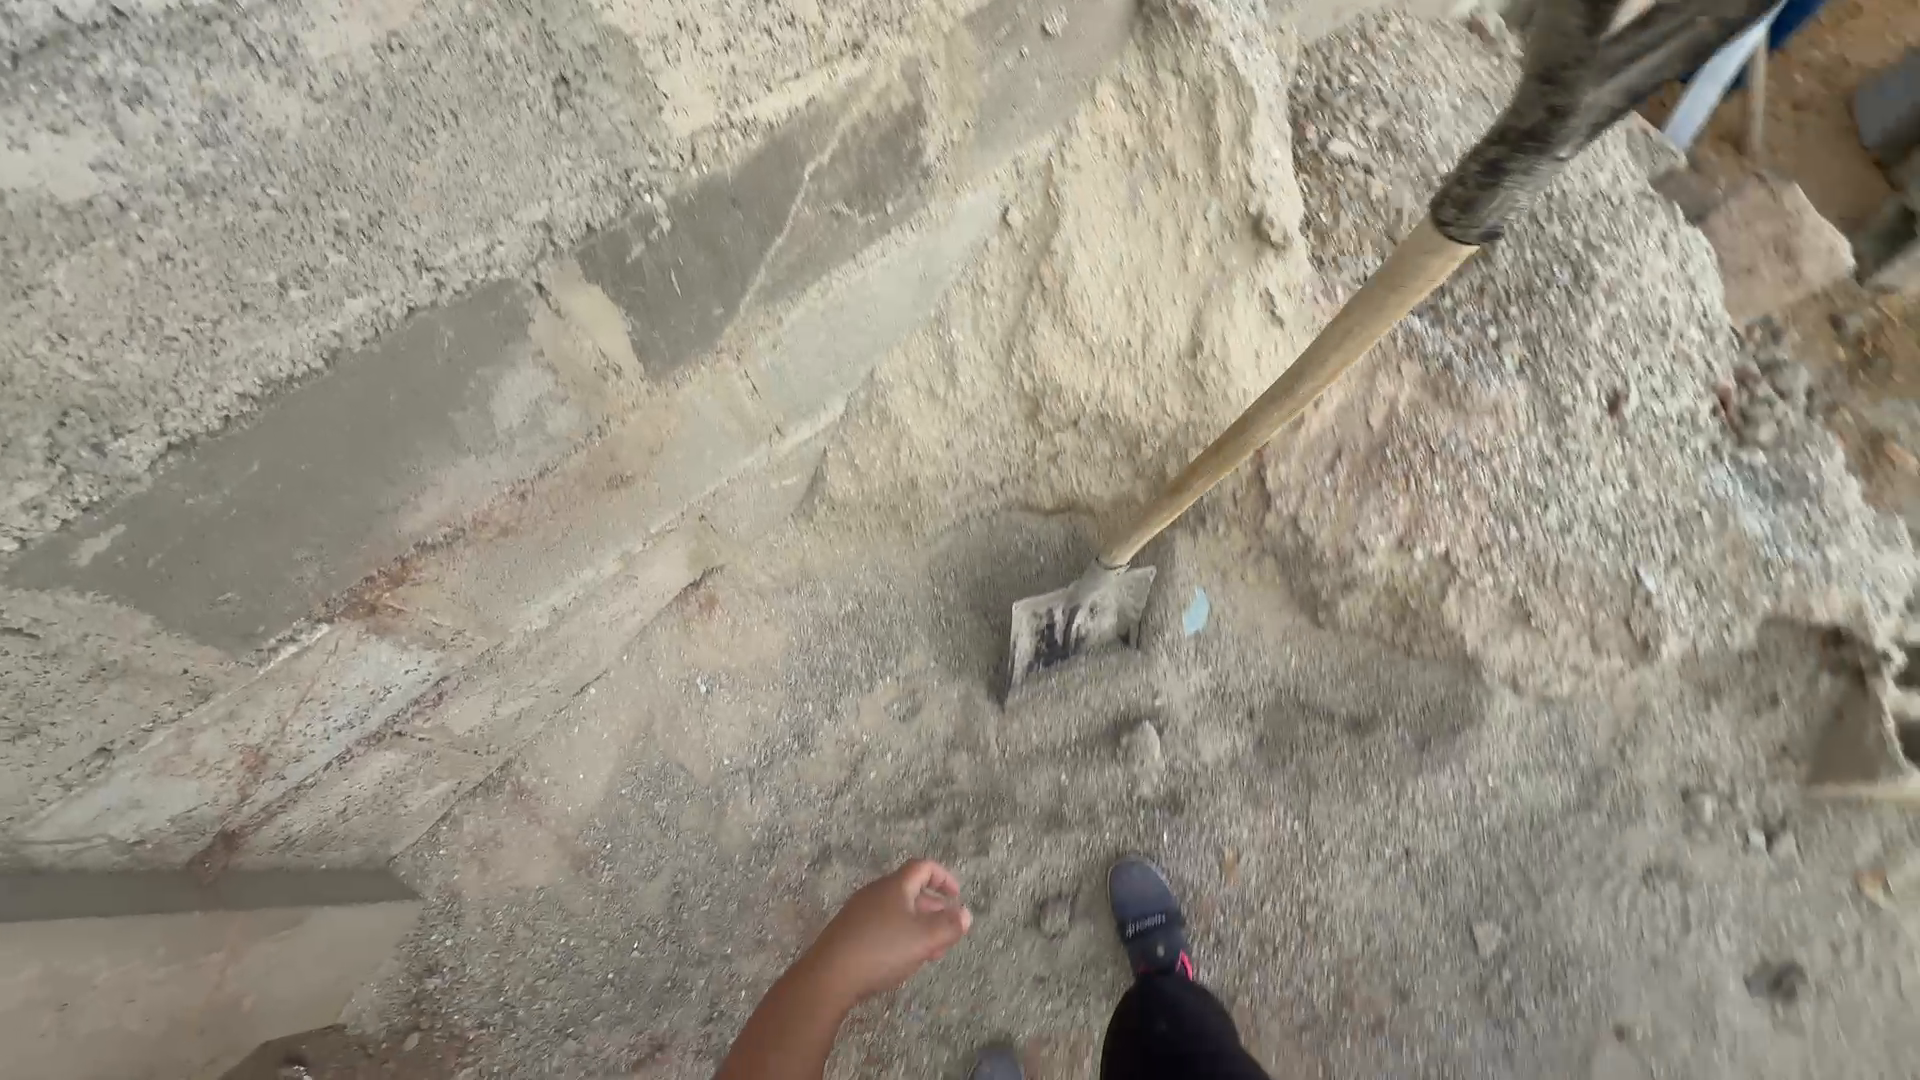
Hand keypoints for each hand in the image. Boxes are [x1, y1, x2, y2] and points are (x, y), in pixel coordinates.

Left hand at [799, 859, 972, 1003]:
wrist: (828, 975)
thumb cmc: (881, 950)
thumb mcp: (924, 939)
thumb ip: (948, 925)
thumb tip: (966, 913)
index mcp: (895, 885)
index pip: (923, 867)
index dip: (943, 878)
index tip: (957, 896)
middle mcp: (876, 892)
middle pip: (910, 891)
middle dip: (933, 909)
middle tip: (947, 932)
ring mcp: (859, 911)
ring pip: (897, 911)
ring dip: (918, 926)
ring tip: (929, 952)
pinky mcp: (848, 932)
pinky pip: (882, 925)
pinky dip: (899, 936)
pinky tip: (901, 960)